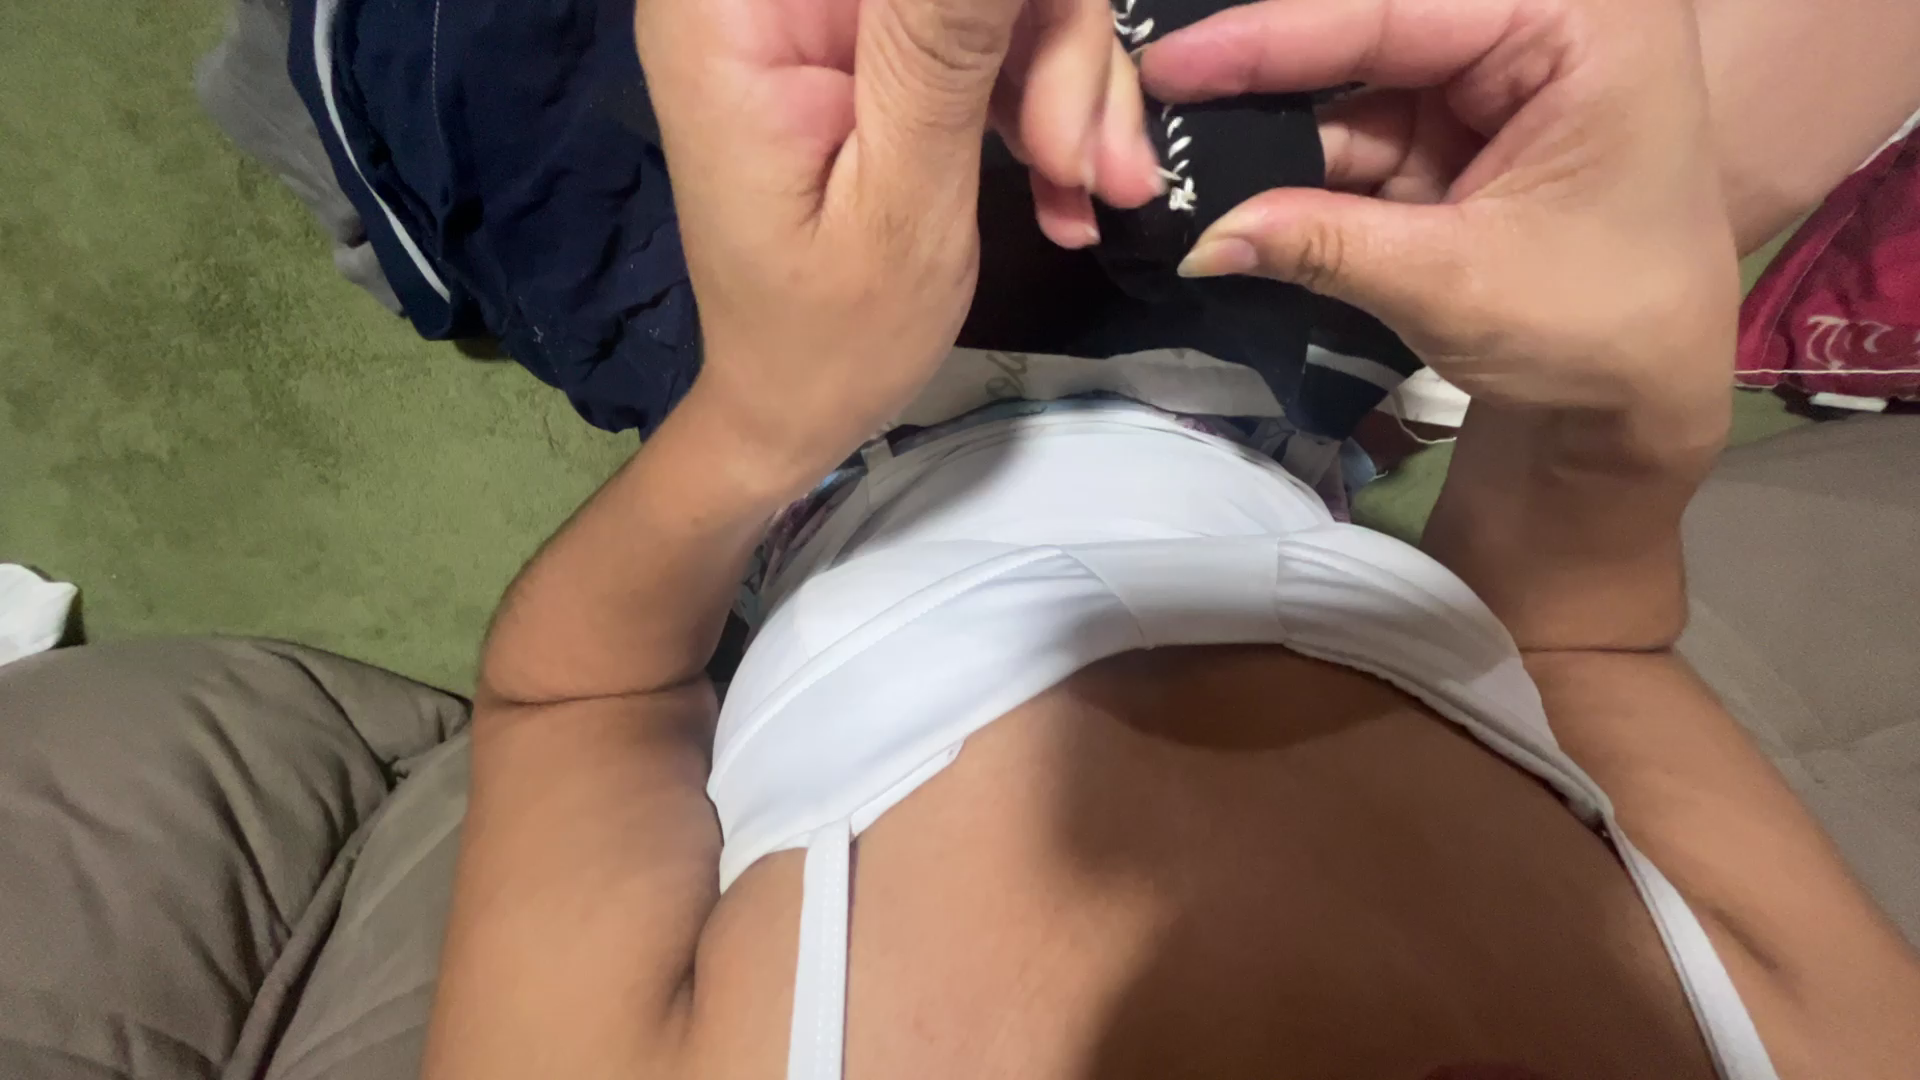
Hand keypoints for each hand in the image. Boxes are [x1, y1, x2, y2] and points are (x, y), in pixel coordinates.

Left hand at [635, 0, 1159, 493]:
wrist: (798, 409)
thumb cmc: (836, 343)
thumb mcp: (905, 202)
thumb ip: (951, 42)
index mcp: (737, 8)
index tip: (1069, 72)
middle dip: (1054, 44)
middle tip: (1094, 167)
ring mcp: (818, 26)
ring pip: (988, 2)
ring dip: (1061, 88)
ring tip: (1088, 194)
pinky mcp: (865, 64)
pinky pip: (976, 46)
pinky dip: (1033, 110)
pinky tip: (1063, 189)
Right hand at [1145, 0, 1740, 422]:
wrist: (1619, 394)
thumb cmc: (1584, 324)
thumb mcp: (1448, 280)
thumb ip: (1319, 246)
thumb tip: (1199, 242)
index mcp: (1576, 20)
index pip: (1396, 11)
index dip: (1272, 37)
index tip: (1169, 63)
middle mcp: (1527, 33)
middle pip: (1366, 37)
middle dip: (1262, 71)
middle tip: (1158, 89)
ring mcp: (1475, 95)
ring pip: (1342, 97)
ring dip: (1263, 132)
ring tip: (1176, 151)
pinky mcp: (1437, 151)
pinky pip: (1343, 152)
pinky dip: (1286, 178)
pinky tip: (1228, 186)